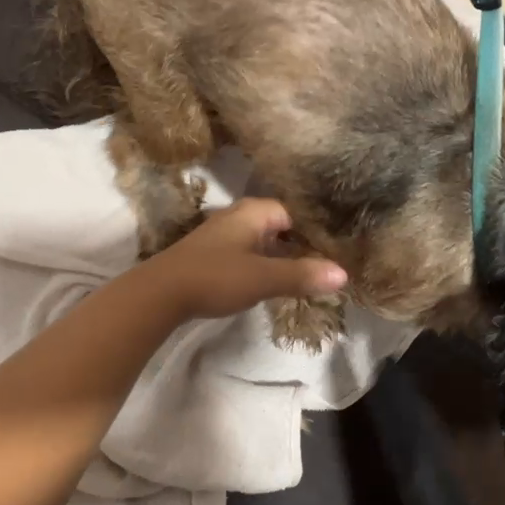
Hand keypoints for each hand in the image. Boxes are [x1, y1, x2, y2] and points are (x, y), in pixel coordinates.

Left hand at [140, 198, 346, 320]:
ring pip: (268, 241)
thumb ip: (302, 275)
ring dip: (287, 256)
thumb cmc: (215, 277)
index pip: (300, 213)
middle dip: (306, 244)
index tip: (344, 249)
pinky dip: (269, 263)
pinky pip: (254, 253)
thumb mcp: (263, 278)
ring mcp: (227, 234)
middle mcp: (242, 215)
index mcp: (256, 211)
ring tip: (314, 275)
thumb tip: (344, 273)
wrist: (159, 294)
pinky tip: (280, 281)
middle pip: (285, 226)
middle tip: (335, 264)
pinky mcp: (217, 254)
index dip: (321, 231)